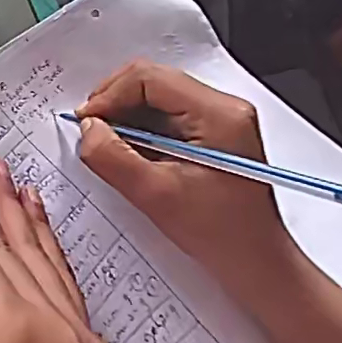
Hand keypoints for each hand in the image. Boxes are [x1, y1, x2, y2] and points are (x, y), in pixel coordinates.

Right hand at [72, 60, 341, 342]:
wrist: (255, 263)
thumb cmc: (220, 234)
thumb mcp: (155, 195)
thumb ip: (112, 156)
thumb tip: (86, 127)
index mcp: (219, 115)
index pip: (148, 78)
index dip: (108, 95)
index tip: (86, 121)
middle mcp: (221, 107)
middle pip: (150, 80)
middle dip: (113, 101)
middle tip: (91, 130)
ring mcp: (216, 118)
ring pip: (151, 95)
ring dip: (122, 114)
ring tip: (108, 144)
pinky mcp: (206, 131)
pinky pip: (159, 113)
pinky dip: (135, 126)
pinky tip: (127, 151)